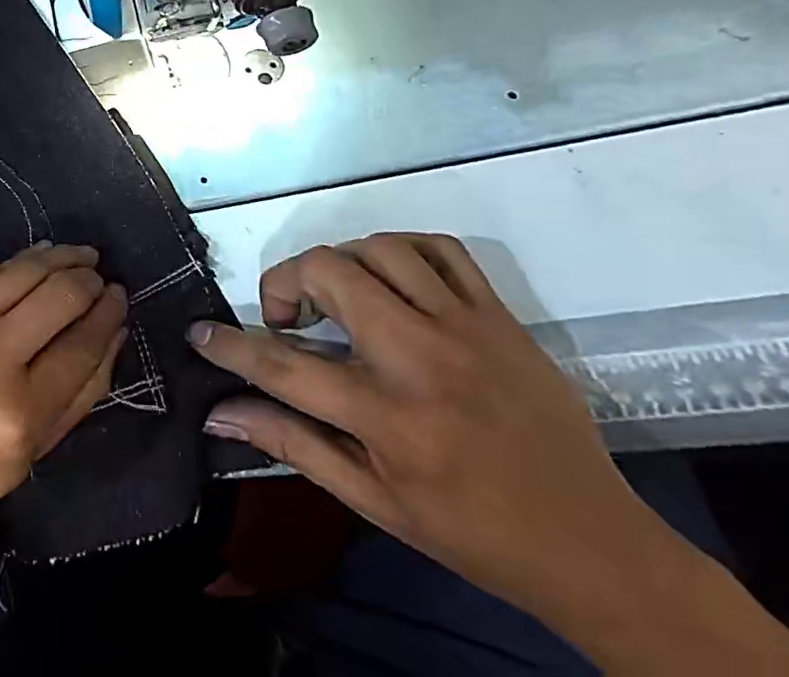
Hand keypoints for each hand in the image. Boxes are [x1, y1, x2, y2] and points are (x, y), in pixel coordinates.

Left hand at [0, 241, 128, 542]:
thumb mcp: (41, 448)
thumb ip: (86, 389)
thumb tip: (115, 329)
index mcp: (22, 410)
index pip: (84, 342)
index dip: (110, 312)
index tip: (121, 297)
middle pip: (62, 296)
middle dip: (91, 281)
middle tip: (102, 281)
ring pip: (28, 270)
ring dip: (64, 257)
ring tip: (84, 256)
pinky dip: (27, 261)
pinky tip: (45, 257)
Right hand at [190, 234, 788, 675]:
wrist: (589, 540)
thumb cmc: (470, 531)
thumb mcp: (372, 501)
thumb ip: (293, 445)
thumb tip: (220, 414)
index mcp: (389, 419)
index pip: (283, 367)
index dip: (229, 346)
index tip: (198, 333)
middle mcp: (423, 359)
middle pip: (331, 275)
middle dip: (285, 283)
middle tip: (286, 317)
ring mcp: (468, 328)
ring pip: (383, 248)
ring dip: (341, 261)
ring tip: (335, 295)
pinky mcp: (501, 315)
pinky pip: (443, 249)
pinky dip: (401, 249)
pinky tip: (389, 276)